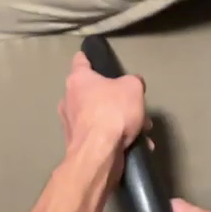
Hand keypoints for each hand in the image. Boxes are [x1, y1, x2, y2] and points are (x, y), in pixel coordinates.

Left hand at [59, 52, 146, 166]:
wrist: (98, 154)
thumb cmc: (112, 112)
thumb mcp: (133, 88)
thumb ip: (134, 82)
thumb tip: (132, 86)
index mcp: (78, 80)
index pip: (80, 60)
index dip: (89, 58)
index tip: (97, 60)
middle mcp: (69, 99)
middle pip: (93, 92)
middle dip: (115, 99)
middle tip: (133, 106)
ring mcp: (71, 123)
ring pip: (99, 116)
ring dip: (119, 121)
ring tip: (141, 130)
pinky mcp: (77, 144)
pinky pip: (100, 135)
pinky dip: (115, 138)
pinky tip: (136, 145)